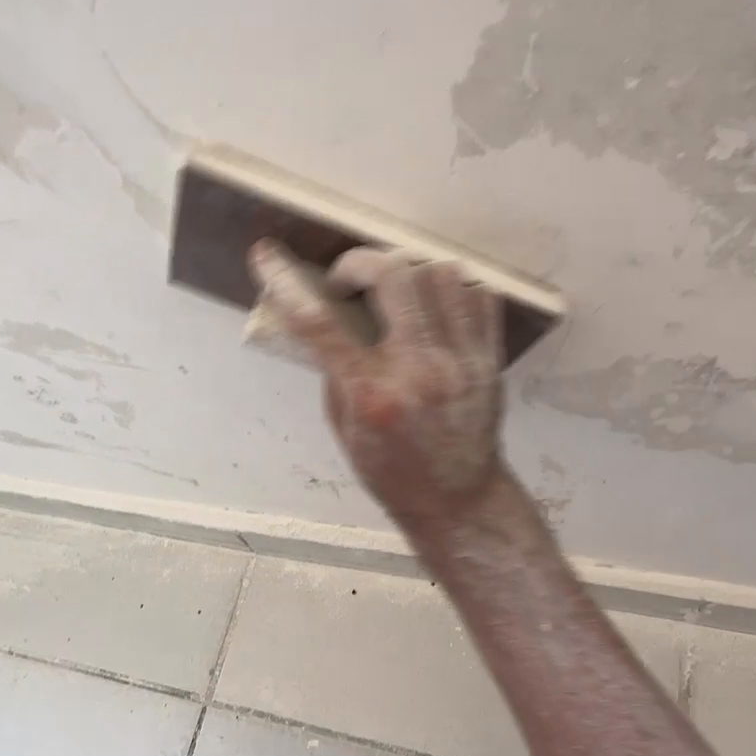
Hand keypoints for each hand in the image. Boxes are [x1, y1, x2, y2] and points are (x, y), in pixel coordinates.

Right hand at [247, 240, 506, 532]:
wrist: (458, 500)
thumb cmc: (390, 471)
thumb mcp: (343, 427)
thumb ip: (333, 369)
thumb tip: (322, 317)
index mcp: (372, 395)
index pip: (321, 325)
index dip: (286, 282)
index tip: (265, 255)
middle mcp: (419, 370)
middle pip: (394, 276)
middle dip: (360, 264)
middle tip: (349, 282)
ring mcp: (462, 362)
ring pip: (441, 274)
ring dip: (409, 272)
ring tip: (396, 293)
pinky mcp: (489, 360)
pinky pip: (479, 295)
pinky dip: (451, 287)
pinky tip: (433, 304)